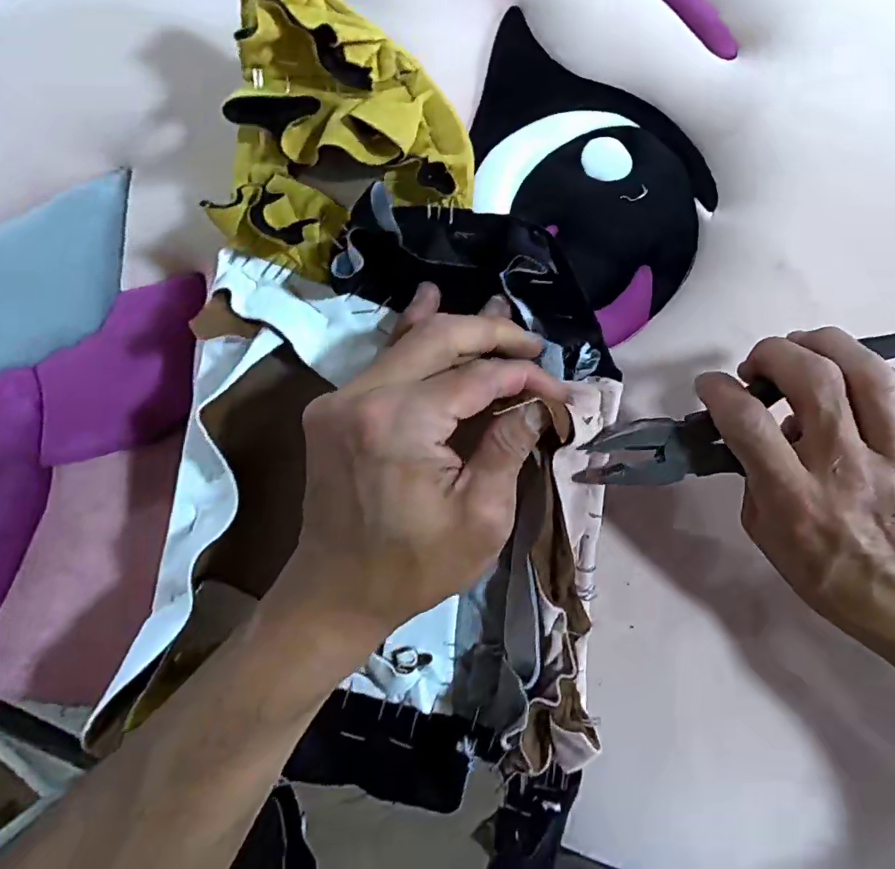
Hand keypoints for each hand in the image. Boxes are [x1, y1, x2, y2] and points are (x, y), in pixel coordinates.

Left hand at [279, 284, 566, 641]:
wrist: (333, 595)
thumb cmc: (414, 566)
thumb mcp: (481, 516)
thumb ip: (509, 447)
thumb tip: (541, 403)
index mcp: (399, 424)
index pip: (477, 376)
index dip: (525, 378)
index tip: (561, 393)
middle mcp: (362, 397)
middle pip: (441, 337)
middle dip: (495, 335)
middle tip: (536, 348)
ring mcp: (341, 398)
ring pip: (412, 340)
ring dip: (462, 330)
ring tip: (504, 318)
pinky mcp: (336, 407)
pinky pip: (386, 358)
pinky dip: (416, 334)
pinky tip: (429, 300)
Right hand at [695, 328, 894, 665]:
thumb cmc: (834, 577)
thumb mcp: (770, 540)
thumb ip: (755, 479)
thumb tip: (757, 428)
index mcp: (798, 500)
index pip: (749, 424)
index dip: (720, 391)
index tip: (711, 384)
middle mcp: (846, 469)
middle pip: (813, 380)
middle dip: (774, 353)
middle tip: (760, 364)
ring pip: (866, 371)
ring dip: (826, 344)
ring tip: (804, 348)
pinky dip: (875, 369)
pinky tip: (856, 376)